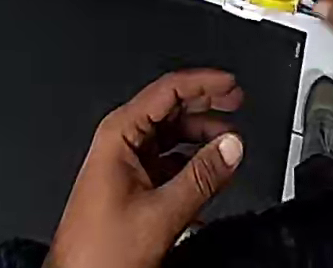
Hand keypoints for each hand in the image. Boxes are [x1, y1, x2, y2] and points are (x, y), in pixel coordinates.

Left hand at [48, 69, 245, 267]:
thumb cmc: (96, 258)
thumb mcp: (158, 215)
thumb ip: (202, 177)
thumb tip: (232, 145)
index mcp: (119, 134)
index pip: (169, 88)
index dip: (204, 82)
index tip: (231, 84)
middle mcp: (121, 141)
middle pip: (172, 107)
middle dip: (207, 104)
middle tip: (236, 102)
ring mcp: (125, 162)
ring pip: (172, 133)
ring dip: (202, 135)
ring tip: (227, 144)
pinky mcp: (132, 183)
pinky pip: (169, 158)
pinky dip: (192, 160)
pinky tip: (209, 174)